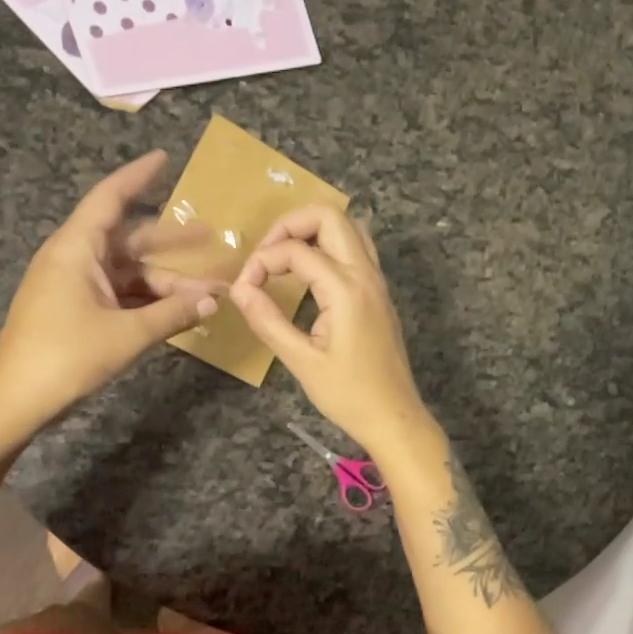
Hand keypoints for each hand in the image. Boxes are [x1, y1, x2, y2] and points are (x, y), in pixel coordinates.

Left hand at [0, 151, 220, 420]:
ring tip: (211, 296)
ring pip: (132, 274)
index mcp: (77, 248)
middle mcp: (76, 259)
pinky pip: (123, 296)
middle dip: (173, 243)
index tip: (165, 159)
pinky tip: (182, 314)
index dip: (138, 177)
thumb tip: (214, 302)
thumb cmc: (67, 354)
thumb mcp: (128, 333)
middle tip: (213, 237)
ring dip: (169, 284)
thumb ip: (173, 314)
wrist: (18, 397)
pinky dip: (152, 303)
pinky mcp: (79, 312)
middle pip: (131, 241)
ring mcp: (77, 287)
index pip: (111, 199)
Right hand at [229, 206, 431, 457]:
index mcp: (347, 290)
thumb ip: (268, 321)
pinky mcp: (379, 293)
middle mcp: (366, 275)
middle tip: (265, 254)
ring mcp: (377, 282)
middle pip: (330, 216)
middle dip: (290, 224)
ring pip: (348, 227)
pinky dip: (329, 246)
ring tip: (283, 257)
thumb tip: (238, 290)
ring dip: (313, 230)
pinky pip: (357, 249)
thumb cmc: (349, 396)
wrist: (394, 417)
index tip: (244, 288)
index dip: (262, 261)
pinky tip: (307, 272)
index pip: (296, 250)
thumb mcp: (302, 362)